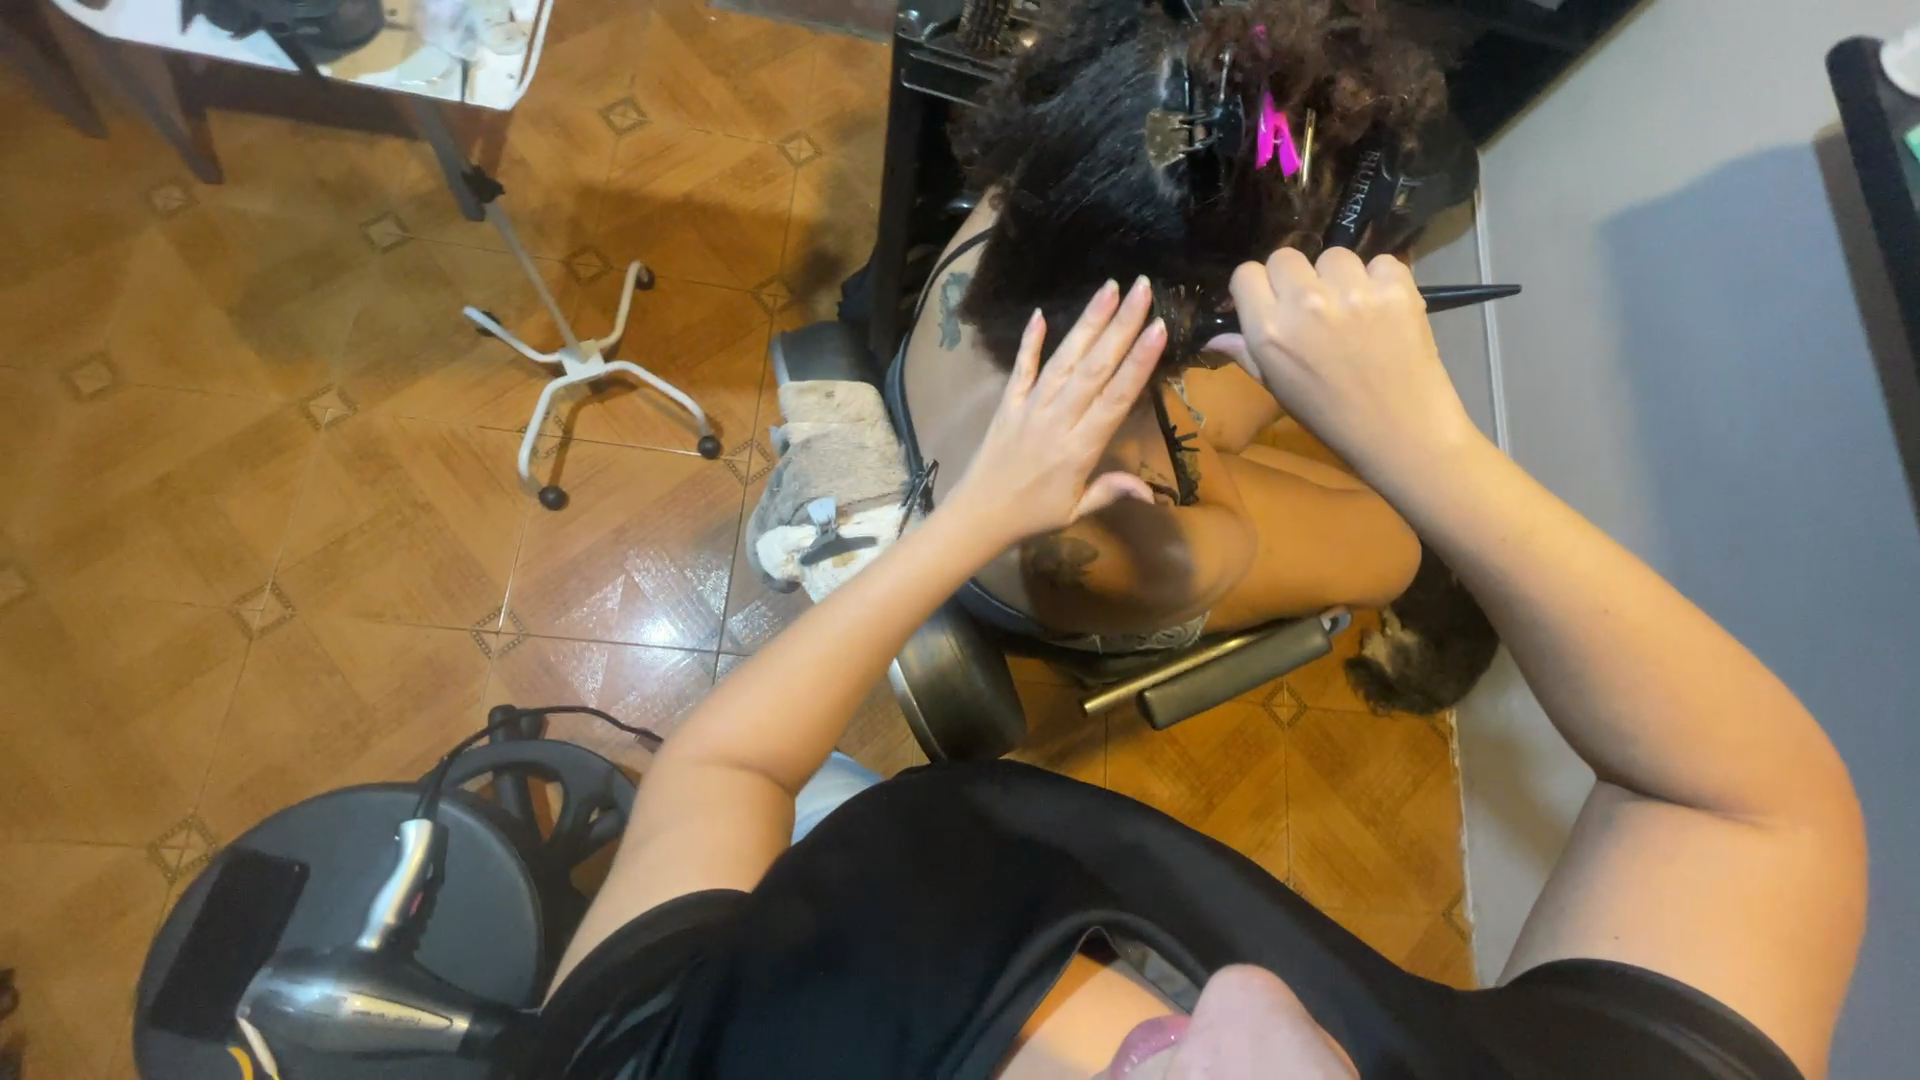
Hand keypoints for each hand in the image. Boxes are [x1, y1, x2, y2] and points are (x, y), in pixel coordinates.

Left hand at [946, 276, 1165, 544]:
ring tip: (1109, 288)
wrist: (978, 515)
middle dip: (1120, 326)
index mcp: (1079, 448)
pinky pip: (1020, 368)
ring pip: (1062, 360)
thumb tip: (1152, 493)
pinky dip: (1029, 342)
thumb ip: (1111, 491)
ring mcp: (1029, 407)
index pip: (1115, 398)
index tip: (1159, 327)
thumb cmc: (1032, 516)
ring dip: (1087, 323)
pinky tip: (1040, 314)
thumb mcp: (1076, 512)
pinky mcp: (1007, 403)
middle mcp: (1056, 420)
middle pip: (1094, 368)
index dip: (1139, 362)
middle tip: (1143, 288)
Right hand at [1214, 247, 1484, 485]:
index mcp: (1268, 330)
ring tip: (1350, 307)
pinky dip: (1380, 280)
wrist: (1399, 430)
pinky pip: (1379, 262)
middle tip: (1309, 303)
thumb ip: (1246, 353)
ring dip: (1338, 276)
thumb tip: (1215, 337)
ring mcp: (1353, 291)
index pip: (1245, 274)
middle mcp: (1305, 302)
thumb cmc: (1328, 415)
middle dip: (1293, 276)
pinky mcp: (1396, 288)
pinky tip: (1381, 308)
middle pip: (1285, 256)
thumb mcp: (1277, 387)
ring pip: (1333, 256)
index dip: (1255, 286)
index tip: (1266, 299)